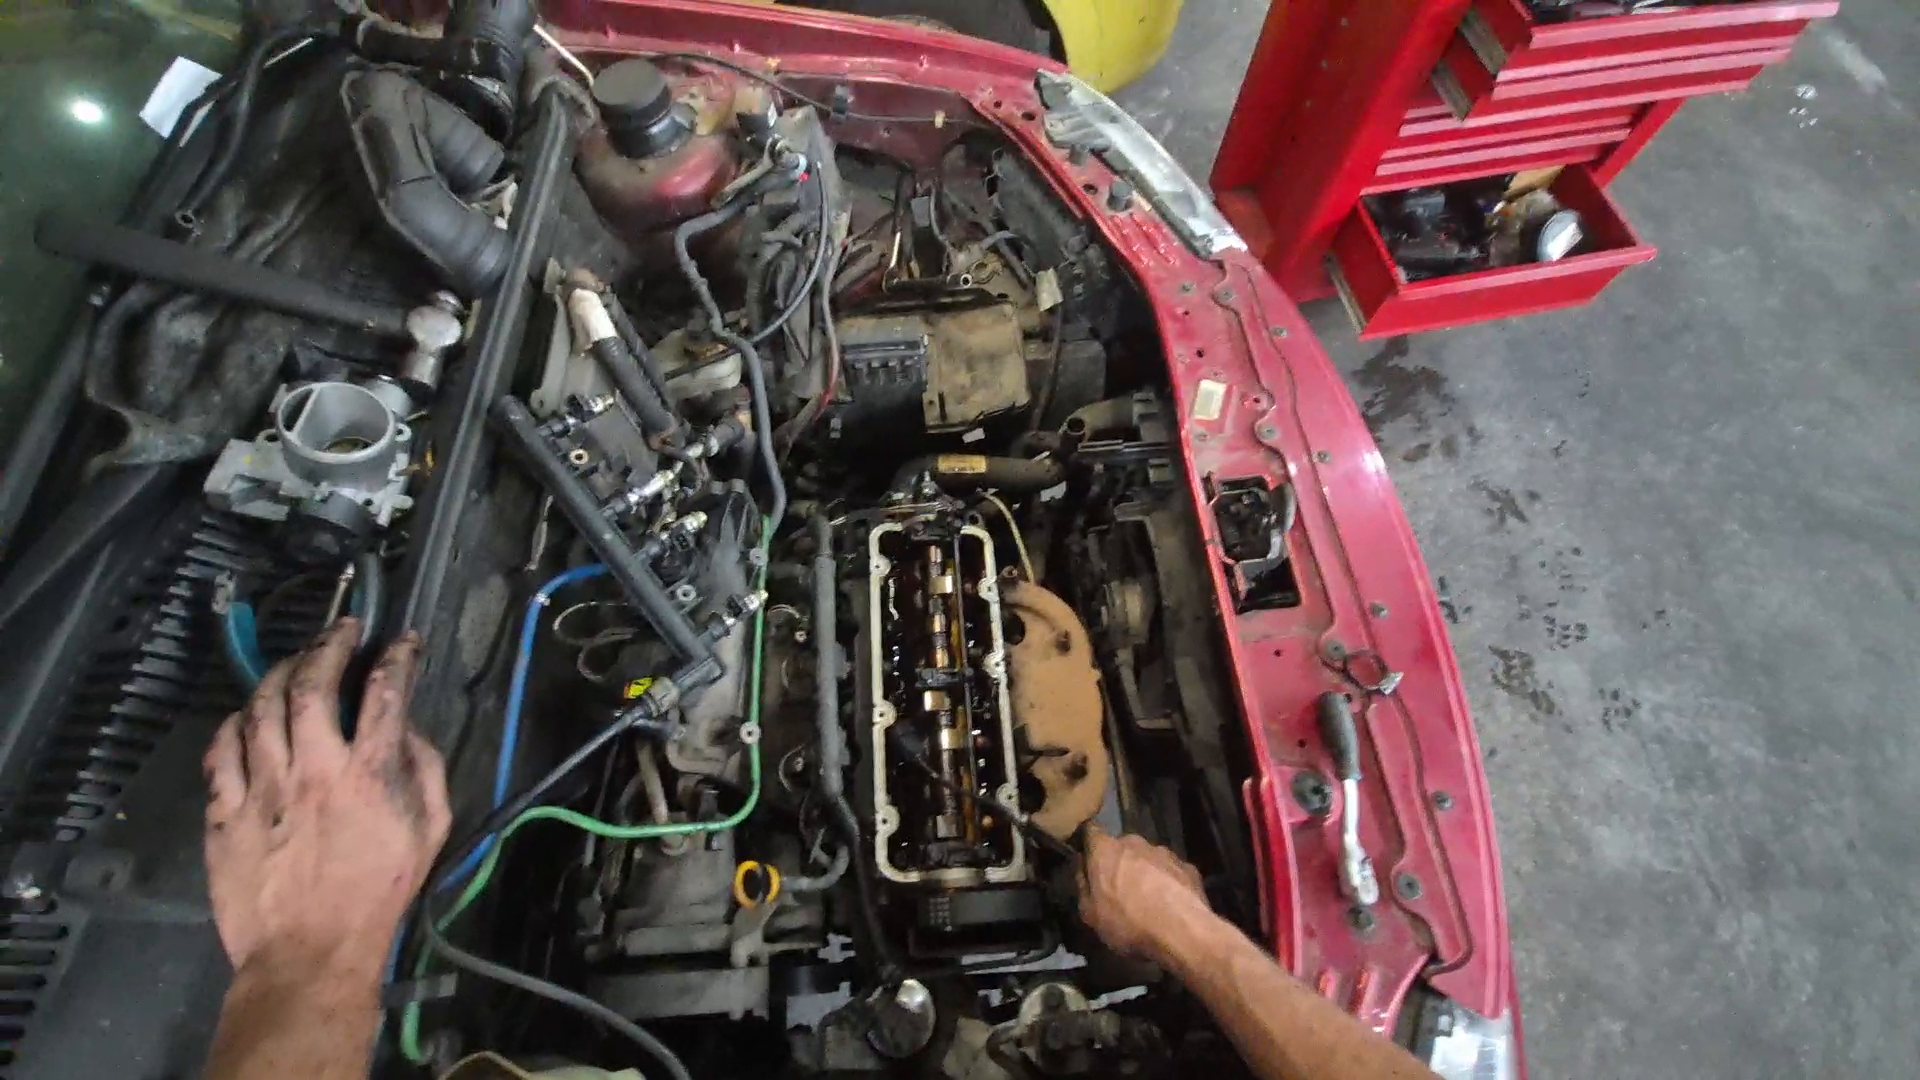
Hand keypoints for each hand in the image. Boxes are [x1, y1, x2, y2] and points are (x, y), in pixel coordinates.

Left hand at [203, 618, 450, 984]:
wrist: (312, 946)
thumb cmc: (384, 883)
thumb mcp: (434, 824)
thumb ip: (425, 767)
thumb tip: (405, 728)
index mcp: (371, 773)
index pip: (386, 693)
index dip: (398, 656)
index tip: (404, 640)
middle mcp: (314, 769)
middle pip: (311, 687)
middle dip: (328, 646)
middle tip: (343, 629)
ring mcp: (261, 789)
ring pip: (260, 709)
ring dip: (281, 673)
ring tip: (297, 660)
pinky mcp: (224, 813)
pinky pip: (221, 751)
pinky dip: (236, 721)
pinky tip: (250, 713)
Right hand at [1076, 826, 1211, 961]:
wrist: (1183, 932)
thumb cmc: (1129, 923)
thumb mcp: (1091, 915)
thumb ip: (1082, 887)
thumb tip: (1081, 869)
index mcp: (1105, 849)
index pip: (1090, 832)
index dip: (1089, 844)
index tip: (1089, 859)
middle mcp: (1134, 842)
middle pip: (1122, 848)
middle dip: (1120, 863)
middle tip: (1121, 891)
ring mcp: (1163, 852)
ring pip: (1148, 859)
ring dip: (1146, 874)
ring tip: (1150, 903)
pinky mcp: (1188, 867)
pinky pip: (1171, 873)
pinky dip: (1169, 885)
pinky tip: (1172, 908)